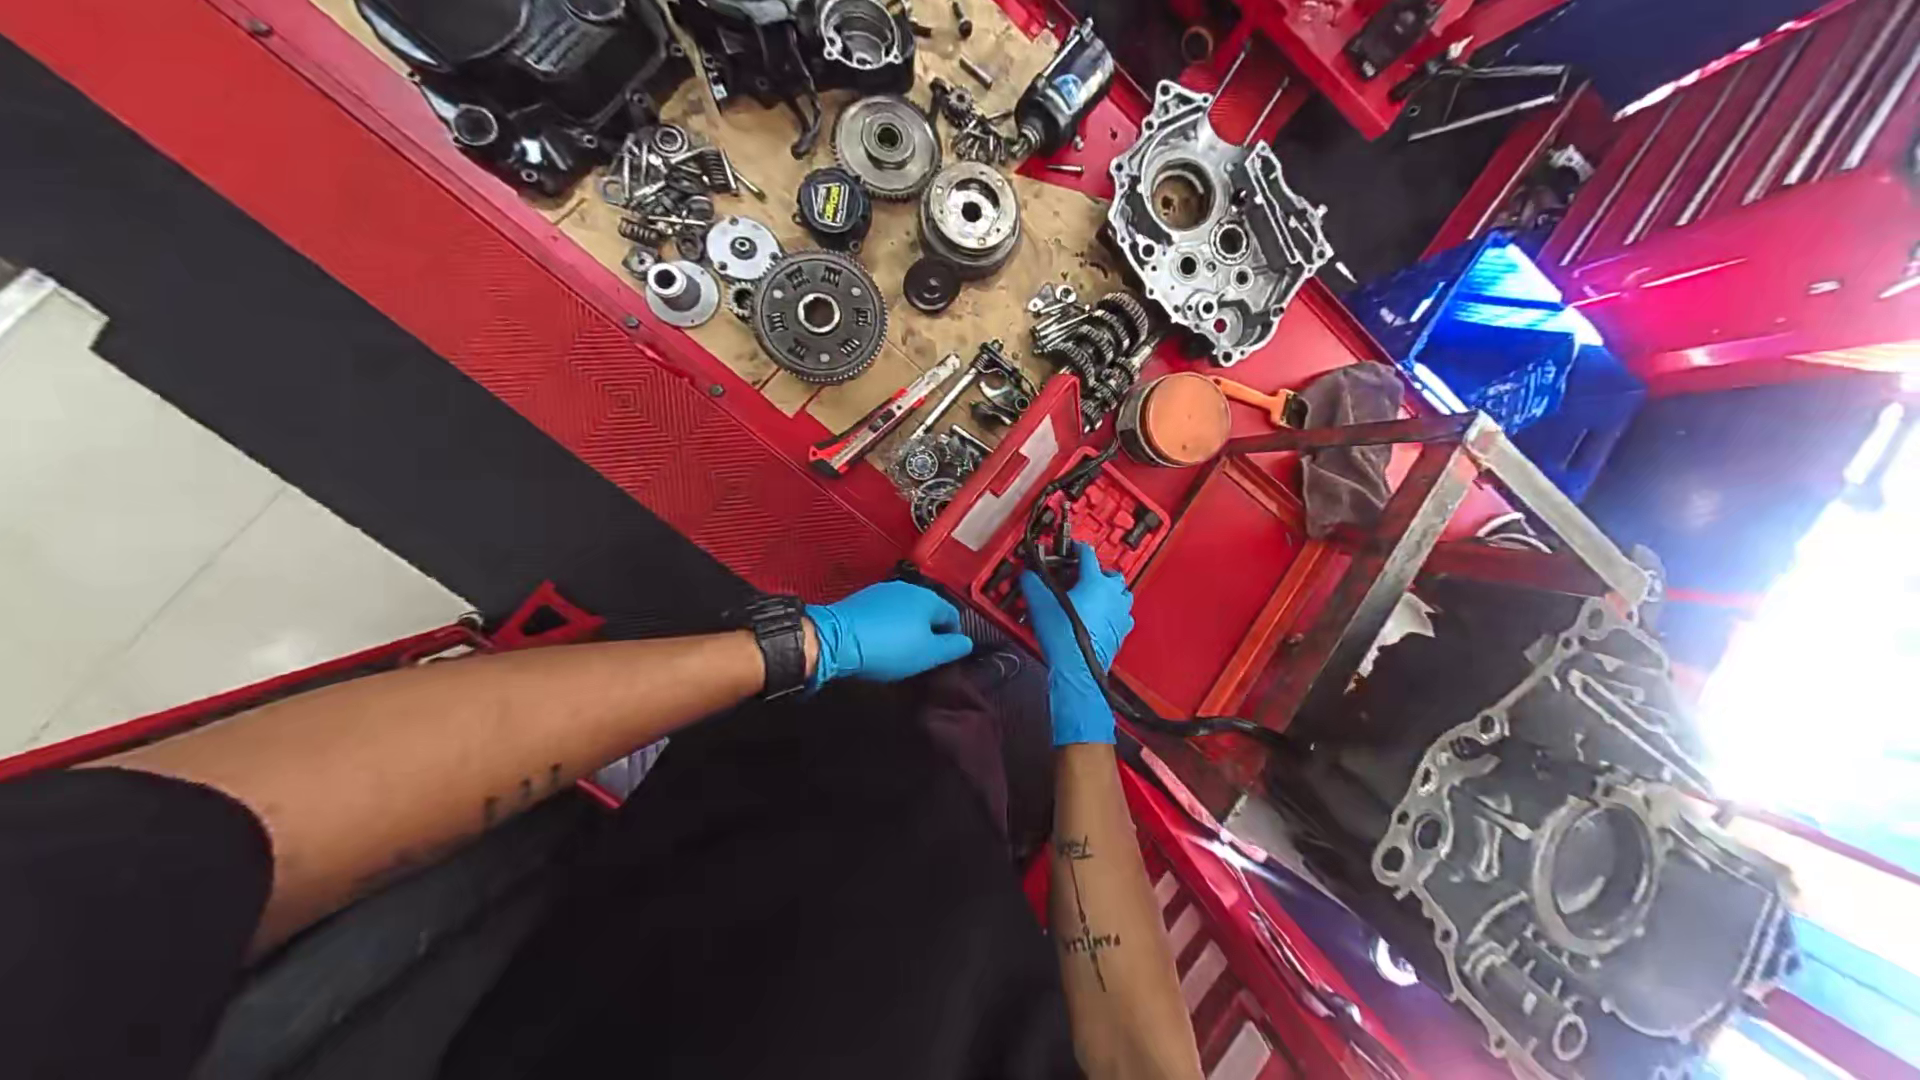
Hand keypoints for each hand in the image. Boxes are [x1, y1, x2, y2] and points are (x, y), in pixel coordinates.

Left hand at [804, 581, 974, 687]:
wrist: (836, 640)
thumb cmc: (889, 647)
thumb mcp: (928, 654)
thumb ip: (952, 648)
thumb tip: (966, 642)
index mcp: (929, 598)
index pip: (953, 616)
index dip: (952, 639)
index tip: (942, 657)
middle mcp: (908, 588)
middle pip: (928, 612)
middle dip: (929, 633)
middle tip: (922, 657)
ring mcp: (883, 591)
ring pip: (907, 612)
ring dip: (908, 629)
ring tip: (900, 651)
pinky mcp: (863, 599)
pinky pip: (886, 613)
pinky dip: (889, 626)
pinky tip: (880, 642)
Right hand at [1019, 542, 1134, 745]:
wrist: (1077, 668)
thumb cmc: (1062, 636)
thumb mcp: (1040, 604)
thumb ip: (1033, 583)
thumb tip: (1028, 574)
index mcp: (1095, 582)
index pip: (1088, 555)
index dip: (1078, 548)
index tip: (1073, 549)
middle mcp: (1112, 596)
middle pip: (1112, 574)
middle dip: (1099, 572)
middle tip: (1084, 576)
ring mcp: (1120, 615)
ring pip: (1122, 595)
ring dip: (1111, 592)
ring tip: (1096, 595)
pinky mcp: (1121, 633)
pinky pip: (1123, 616)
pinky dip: (1114, 612)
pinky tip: (1102, 617)